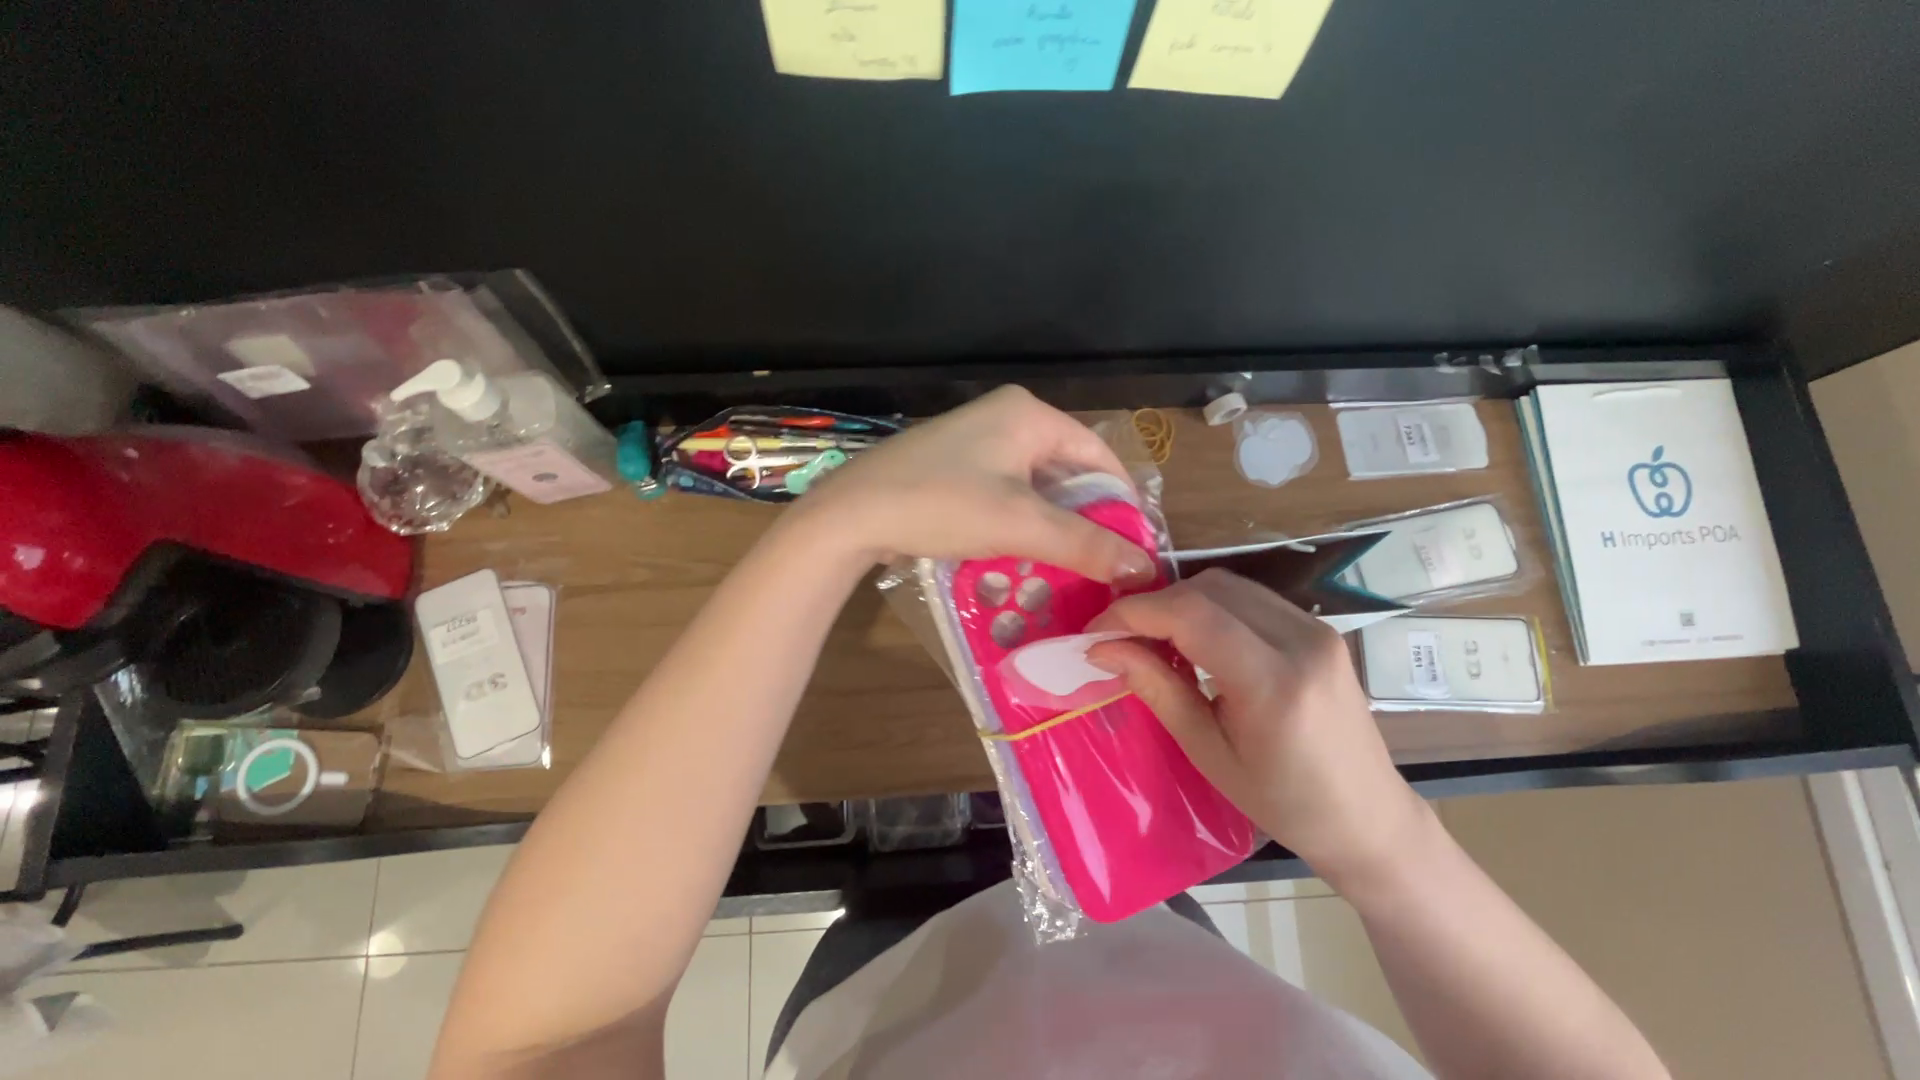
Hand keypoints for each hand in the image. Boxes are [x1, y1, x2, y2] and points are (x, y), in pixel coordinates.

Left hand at [797, 386, 1157, 582]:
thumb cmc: (941, 505)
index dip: (1121, 504)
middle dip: (1086, 518)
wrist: (850, 515)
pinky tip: (1026, 556)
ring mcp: (975, 441)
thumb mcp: (1020, 525)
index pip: (1099, 456)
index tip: (1135, 550)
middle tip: (1105, 566)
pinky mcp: (953, 466)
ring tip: (1072, 568)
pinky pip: (1005, 493)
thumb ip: (1086, 544)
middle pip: (1068, 471)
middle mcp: (1006, 417)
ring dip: (1053, 525)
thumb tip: (1145, 568)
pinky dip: (1020, 522)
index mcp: (1029, 414)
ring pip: (1035, 486)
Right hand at [1086, 569, 1432, 890]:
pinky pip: (1253, 599)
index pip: (1192, 614)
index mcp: (1275, 682)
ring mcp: (1318, 630)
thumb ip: (1158, 689)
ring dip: (1182, 602)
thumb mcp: (1208, 753)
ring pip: (1230, 586)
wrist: (1367, 817)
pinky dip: (1212, 608)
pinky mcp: (1321, 630)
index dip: (1134, 612)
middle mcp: (1302, 640)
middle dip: (1155, 604)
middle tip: (1119, 637)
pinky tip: (1194, 640)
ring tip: (1151, 638)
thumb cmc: (1283, 803)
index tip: (1095, 632)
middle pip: (1210, 588)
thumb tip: (1102, 648)